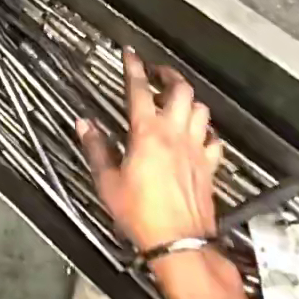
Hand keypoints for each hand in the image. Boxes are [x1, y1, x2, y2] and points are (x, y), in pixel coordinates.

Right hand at [77, 49, 223, 252]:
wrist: (179, 243)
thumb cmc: (142, 215)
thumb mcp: (108, 182)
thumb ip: (96, 149)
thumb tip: (84, 126)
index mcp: (147, 133)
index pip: (139, 89)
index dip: (134, 67)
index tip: (131, 55)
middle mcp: (175, 134)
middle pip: (180, 90)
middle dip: (169, 75)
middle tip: (159, 72)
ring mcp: (196, 149)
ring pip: (200, 109)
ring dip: (189, 100)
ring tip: (178, 98)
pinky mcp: (209, 166)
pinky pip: (214, 140)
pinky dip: (207, 132)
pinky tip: (199, 135)